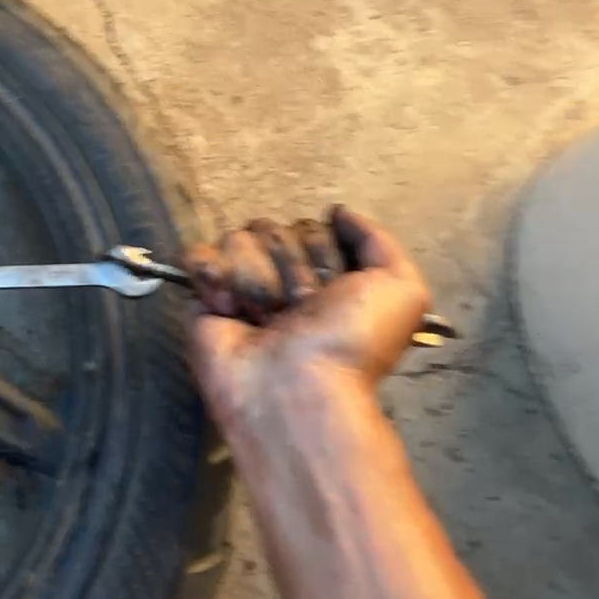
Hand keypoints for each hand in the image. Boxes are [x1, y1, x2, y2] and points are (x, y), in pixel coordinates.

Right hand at [185, 207, 430, 426]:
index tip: (333, 293)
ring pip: (237, 239)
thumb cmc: (350, 344)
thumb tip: (337, 211)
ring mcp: (239, 285)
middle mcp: (279, 277)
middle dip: (288, 267)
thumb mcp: (400, 290)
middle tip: (298, 311)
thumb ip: (377, 240)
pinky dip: (212, 274)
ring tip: (265, 318)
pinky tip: (228, 305)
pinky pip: (197, 255)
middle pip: (270, 229)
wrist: (296, 387)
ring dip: (255, 279)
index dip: (322, 255)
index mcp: (323, 276)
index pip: (309, 228)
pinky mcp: (202, 296)